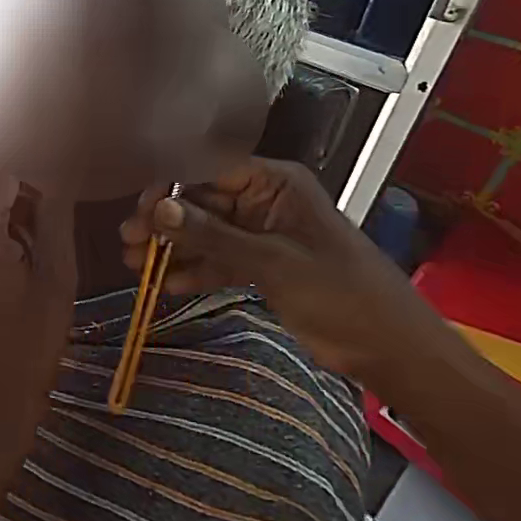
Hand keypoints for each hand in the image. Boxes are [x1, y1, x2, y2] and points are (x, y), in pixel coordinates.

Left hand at [0, 160, 77, 445]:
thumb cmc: (33, 337)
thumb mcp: (57, 274)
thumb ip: (55, 215)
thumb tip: (61, 172)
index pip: (3, 170)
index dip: (36, 161)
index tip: (66, 158)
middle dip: (25, 180)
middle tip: (63, 192)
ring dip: (14, 200)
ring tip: (50, 216)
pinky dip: (1, 219)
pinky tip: (29, 237)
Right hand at [119, 158, 443, 380]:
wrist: (392, 350)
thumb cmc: (340, 293)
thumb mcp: (272, 262)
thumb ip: (212, 235)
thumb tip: (157, 209)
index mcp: (275, 184)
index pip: (210, 170)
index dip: (170, 185)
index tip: (139, 208)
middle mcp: (264, 201)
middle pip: (202, 202)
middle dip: (165, 222)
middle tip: (128, 240)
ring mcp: (262, 234)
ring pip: (206, 233)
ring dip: (173, 248)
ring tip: (135, 264)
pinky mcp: (262, 264)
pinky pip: (219, 259)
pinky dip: (196, 271)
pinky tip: (166, 286)